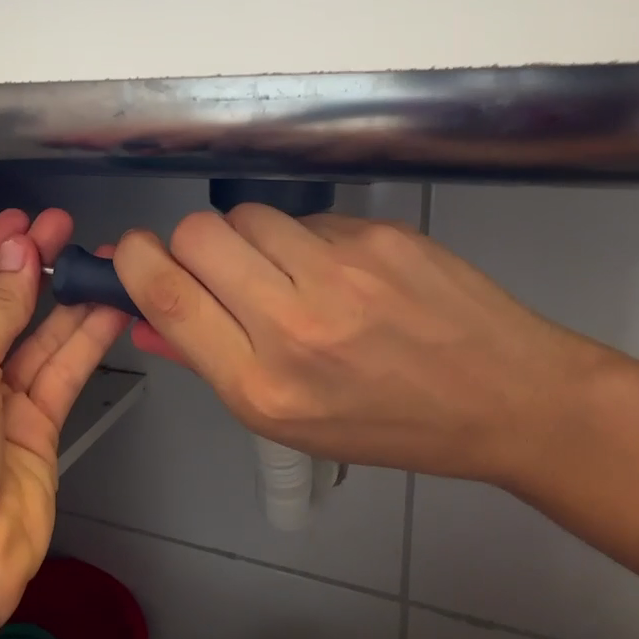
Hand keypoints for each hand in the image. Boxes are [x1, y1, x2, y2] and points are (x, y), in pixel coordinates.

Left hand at [0, 208, 129, 624]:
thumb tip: (14, 258)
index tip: (21, 221)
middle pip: (3, 311)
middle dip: (33, 269)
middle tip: (65, 231)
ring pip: (40, 341)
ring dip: (66, 302)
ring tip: (96, 262)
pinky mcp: (37, 437)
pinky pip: (63, 376)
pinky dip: (85, 342)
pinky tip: (104, 312)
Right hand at [111, 203, 616, 484]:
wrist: (506, 398)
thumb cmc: (388, 424)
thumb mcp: (288, 419)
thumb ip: (207, 362)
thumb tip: (144, 316)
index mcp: (262, 386)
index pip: (165, 294)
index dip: (132, 260)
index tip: (131, 251)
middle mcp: (294, 326)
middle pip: (194, 235)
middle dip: (188, 242)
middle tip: (216, 266)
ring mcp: (340, 273)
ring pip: (245, 215)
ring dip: (247, 237)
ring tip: (285, 270)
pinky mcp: (377, 237)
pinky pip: (304, 218)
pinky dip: (303, 238)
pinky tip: (339, 271)